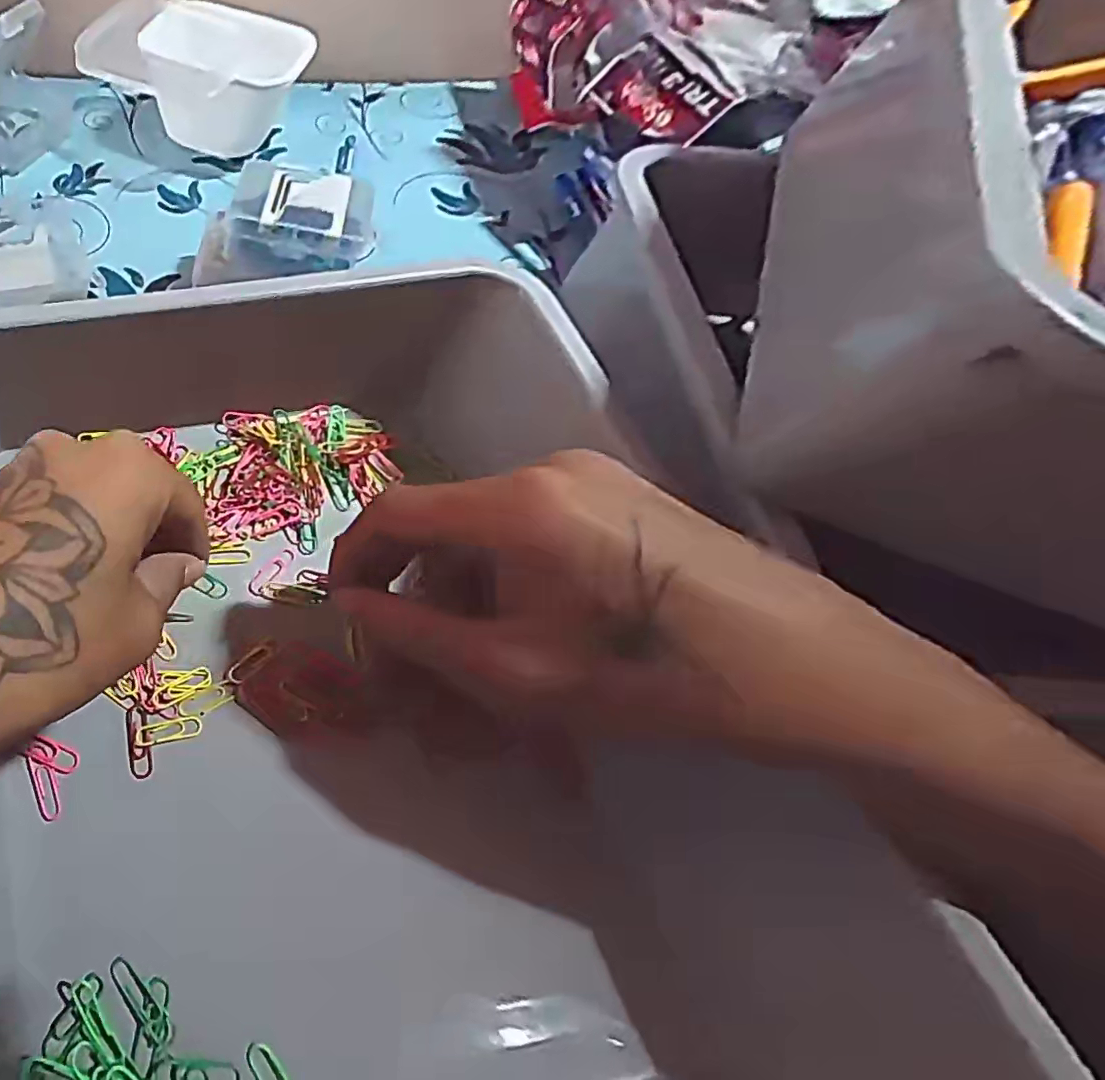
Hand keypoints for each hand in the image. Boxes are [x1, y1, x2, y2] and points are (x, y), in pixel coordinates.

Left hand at [0, 429, 207, 756]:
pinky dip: (73, 525)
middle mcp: (77, 448)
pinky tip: (65, 570)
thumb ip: (165, 580)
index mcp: (129, 469)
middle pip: (136, 484)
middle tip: (155, 578)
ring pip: (92, 489)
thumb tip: (176, 563)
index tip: (192, 572)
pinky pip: (52, 498)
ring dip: (111, 524)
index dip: (195, 538)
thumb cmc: (55, 639)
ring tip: (108, 578)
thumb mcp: (135, 624)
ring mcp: (25, 464)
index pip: (183, 498)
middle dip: (153, 527)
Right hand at [329, 450, 1034, 770]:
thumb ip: (410, 633)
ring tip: (472, 663)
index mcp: (513, 503)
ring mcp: (587, 479)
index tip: (345, 606)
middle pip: (439, 527)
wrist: (814, 675)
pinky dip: (501, 584)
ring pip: (481, 536)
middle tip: (409, 659)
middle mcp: (543, 471)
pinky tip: (522, 635)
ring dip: (458, 597)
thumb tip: (350, 604)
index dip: (353, 556)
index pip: (393, 511)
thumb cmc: (647, 678)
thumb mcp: (507, 671)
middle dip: (411, 595)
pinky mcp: (617, 497)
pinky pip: (525, 535)